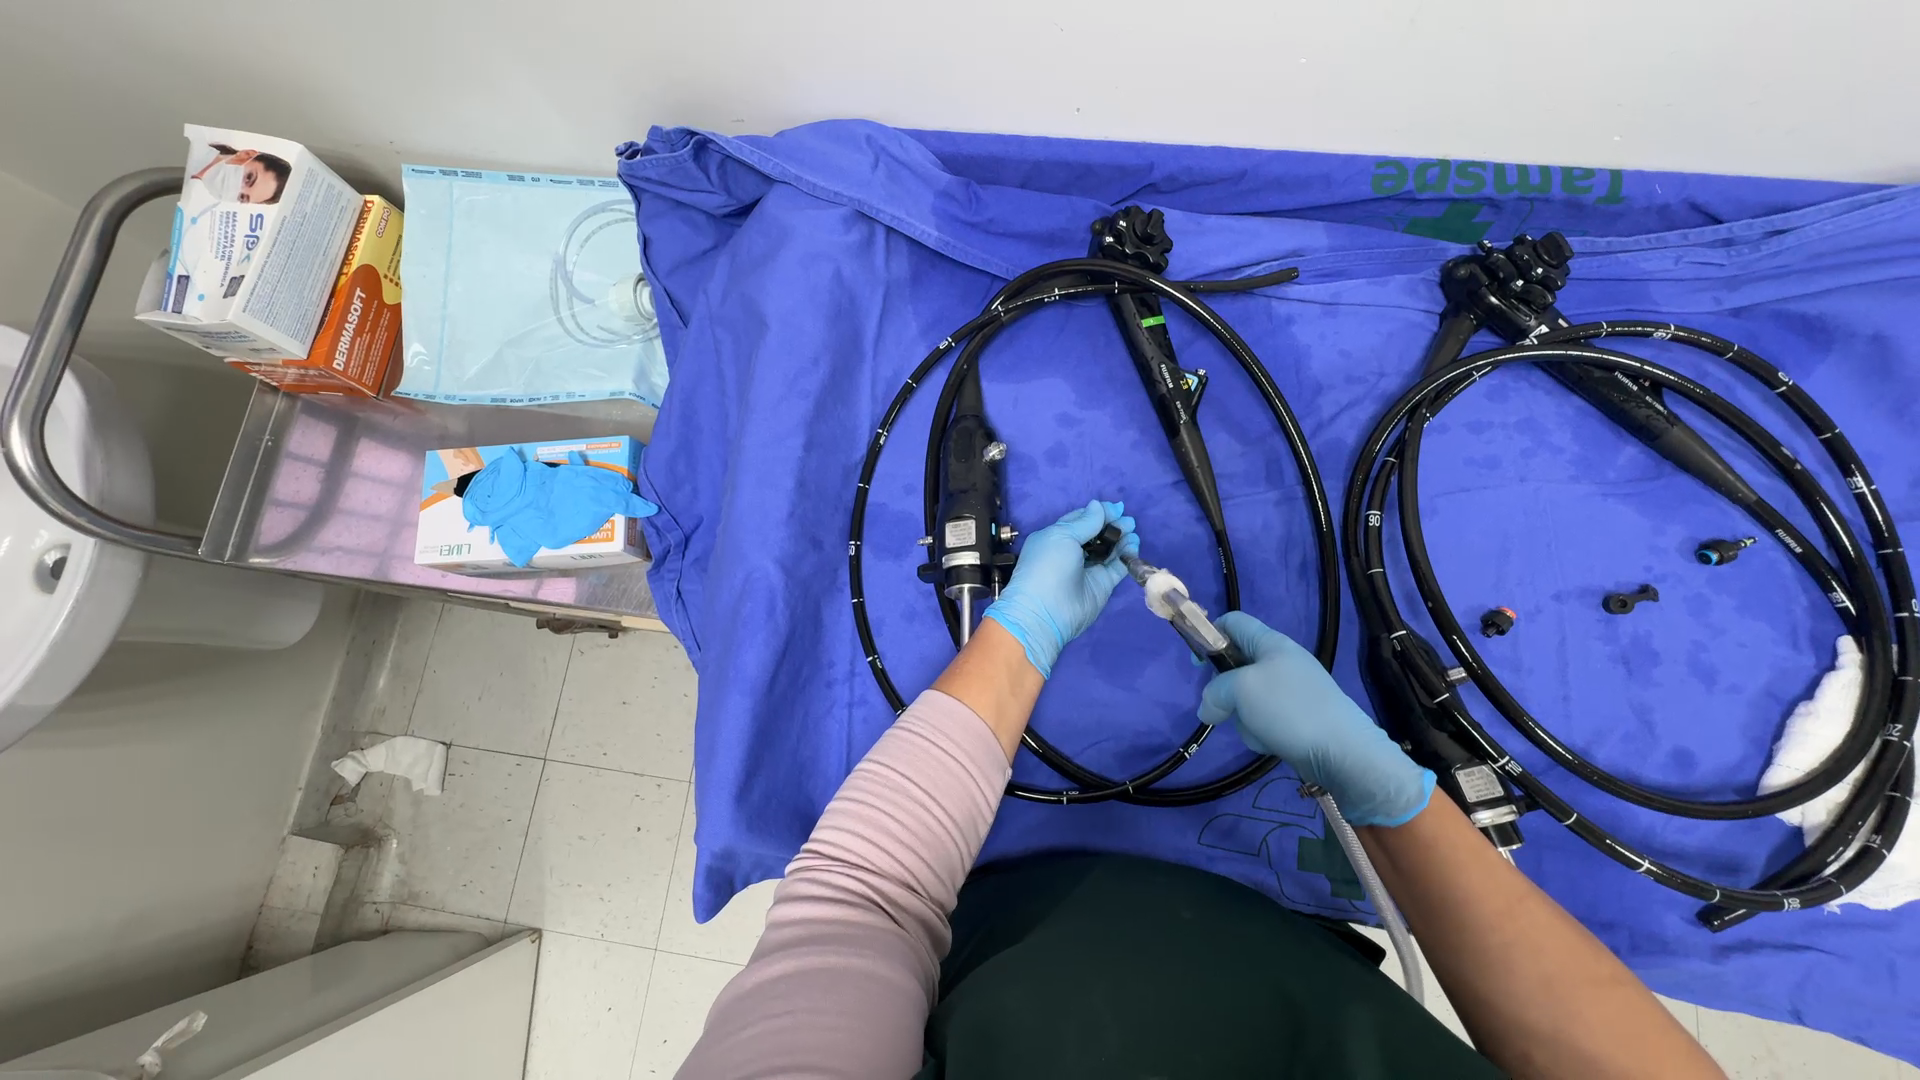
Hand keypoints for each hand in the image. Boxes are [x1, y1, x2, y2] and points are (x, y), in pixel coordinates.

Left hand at [982, 499, 1137, 677]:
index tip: (1117, 508)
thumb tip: (1098, 506)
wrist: (1046, 612)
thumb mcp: (1062, 536)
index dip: (1098, 513)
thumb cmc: (1048, 566)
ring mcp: (1087, 569)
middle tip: (1128, 520)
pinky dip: (1126, 556)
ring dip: (1121, 538)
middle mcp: (1071, 552)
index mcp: (1056, 537)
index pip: (1080, 520)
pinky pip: (1117, 567)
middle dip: (1112, 525)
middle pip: (1097, 534)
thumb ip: (1085, 522)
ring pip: (1108, 550)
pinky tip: (1134, 545)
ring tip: (1133, 530)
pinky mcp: (1101, 585)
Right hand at [1199, 612, 1433, 826]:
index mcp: (1271, 643)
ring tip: (1255, 728)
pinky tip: (1269, 741)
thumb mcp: (1240, 689)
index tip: (1199, 661)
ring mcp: (1291, 690)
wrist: (1341, 751)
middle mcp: (1281, 661)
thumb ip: (1215, 691)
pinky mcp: (1296, 717)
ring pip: (1246, 696)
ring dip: (1242, 714)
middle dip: (1224, 687)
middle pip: (1236, 664)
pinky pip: (1262, 718)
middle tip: (1222, 704)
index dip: (1210, 634)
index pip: (1233, 622)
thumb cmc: (1289, 708)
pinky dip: (1259, 730)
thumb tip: (1209, 710)